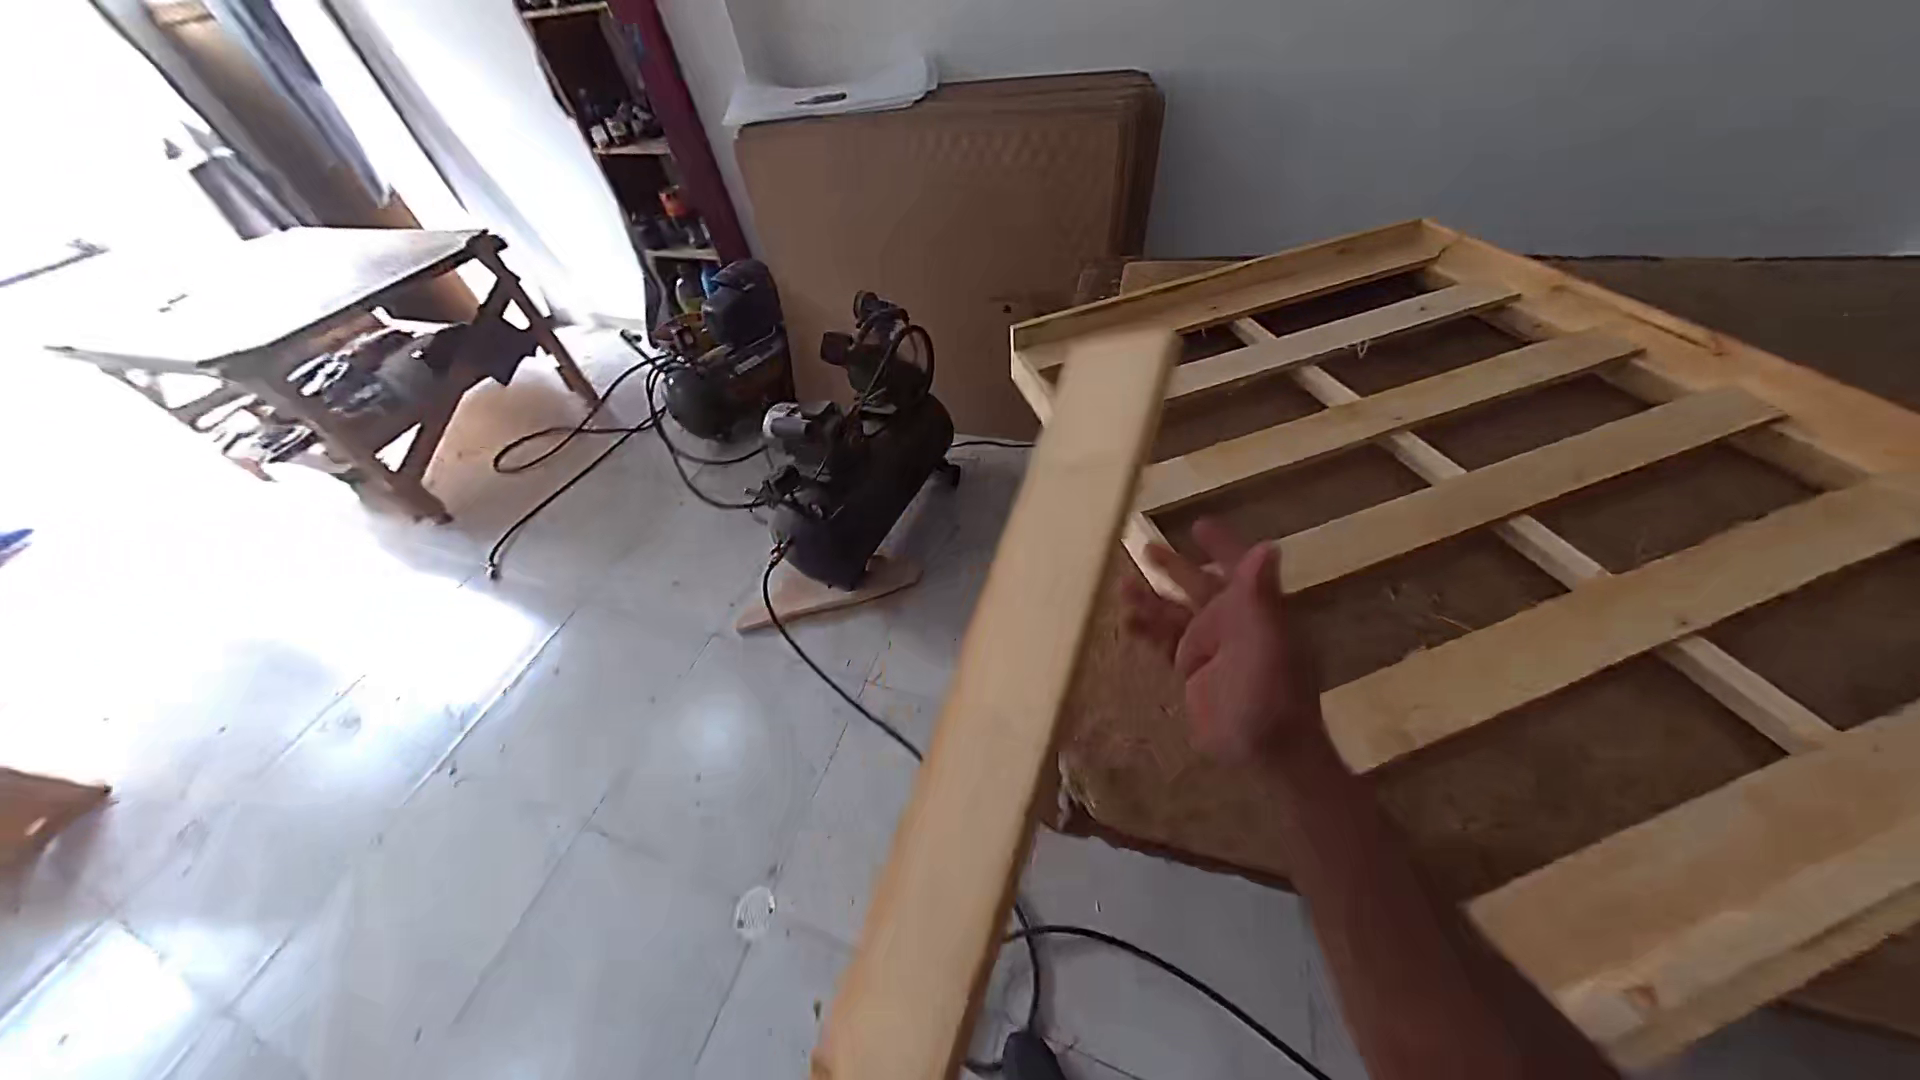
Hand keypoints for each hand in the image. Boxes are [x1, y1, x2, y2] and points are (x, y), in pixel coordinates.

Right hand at [1121, 519, 1324, 764]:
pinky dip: (1146, 630)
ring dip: (1150, 599)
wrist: (1261, 748)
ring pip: (1174, 613)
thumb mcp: (1267, 640)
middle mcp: (1231, 622)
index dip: (1220, 545)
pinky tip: (1127, 623)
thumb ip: (1259, 594)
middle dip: (1173, 567)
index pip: (1237, 567)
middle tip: (1145, 548)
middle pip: (1197, 585)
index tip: (1199, 524)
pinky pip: (1164, 642)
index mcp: (1254, 609)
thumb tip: (1266, 546)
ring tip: (1122, 587)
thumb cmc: (1270, 691)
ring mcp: (1209, 647)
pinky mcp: (1190, 670)